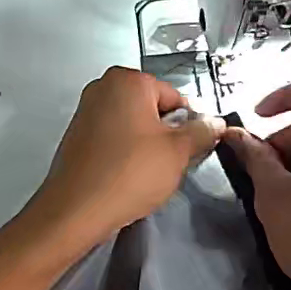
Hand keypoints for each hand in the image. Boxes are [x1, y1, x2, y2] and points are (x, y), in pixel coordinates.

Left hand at [26, 67, 224, 243]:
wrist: (77, 209)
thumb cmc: (128, 173)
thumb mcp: (178, 152)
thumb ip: (201, 132)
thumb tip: (214, 123)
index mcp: (127, 80)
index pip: (175, 97)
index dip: (188, 123)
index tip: (191, 146)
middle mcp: (102, 87)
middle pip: (152, 108)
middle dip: (165, 133)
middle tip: (170, 161)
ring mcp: (86, 110)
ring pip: (132, 124)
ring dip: (145, 145)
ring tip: (147, 172)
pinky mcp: (76, 135)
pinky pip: (112, 138)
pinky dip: (123, 153)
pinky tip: (127, 175)